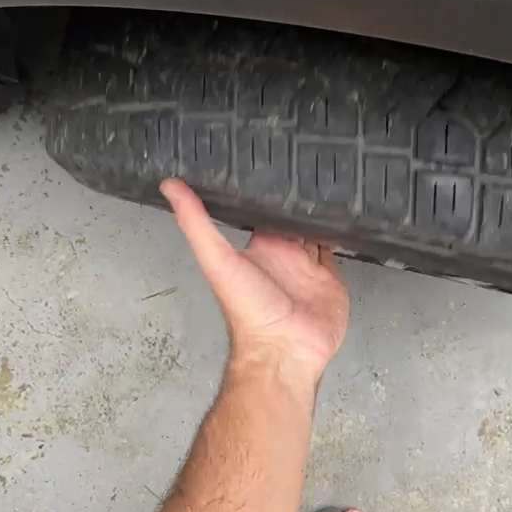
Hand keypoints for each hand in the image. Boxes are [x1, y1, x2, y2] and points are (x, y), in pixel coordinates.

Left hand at [161, 179, 349, 382]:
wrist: (286, 350)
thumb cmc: (249, 312)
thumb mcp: (218, 261)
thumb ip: (196, 223)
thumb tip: (169, 187)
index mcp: (258, 248)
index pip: (262, 212)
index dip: (266, 190)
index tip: (270, 161)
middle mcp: (283, 256)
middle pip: (291, 220)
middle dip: (297, 199)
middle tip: (307, 166)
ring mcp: (308, 268)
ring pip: (314, 232)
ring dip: (318, 214)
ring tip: (327, 184)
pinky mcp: (331, 280)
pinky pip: (335, 252)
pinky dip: (339, 236)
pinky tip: (342, 218)